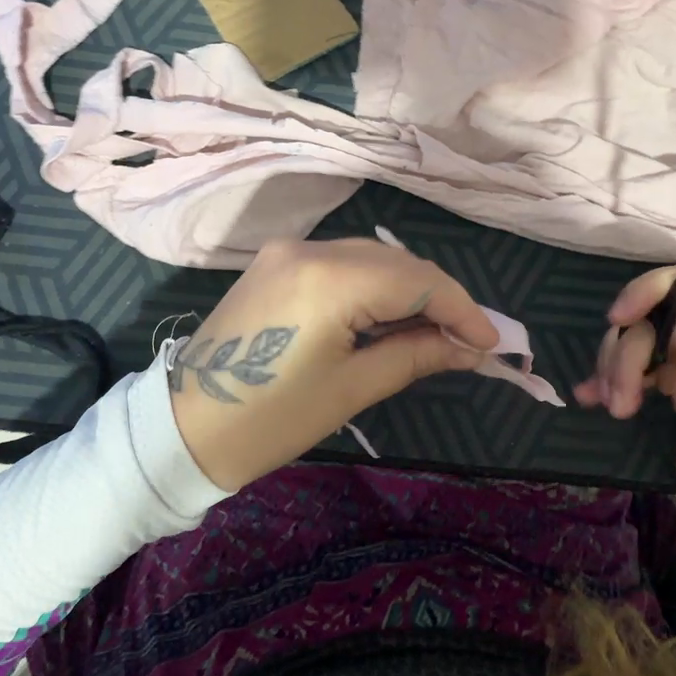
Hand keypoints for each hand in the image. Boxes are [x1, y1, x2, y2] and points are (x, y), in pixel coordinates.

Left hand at [168, 238, 499, 491]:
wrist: (185, 427)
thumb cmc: (272, 419)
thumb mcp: (352, 388)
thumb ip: (416, 354)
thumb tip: (470, 347)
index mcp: (329, 279)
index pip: (417, 280)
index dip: (461, 309)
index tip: (491, 342)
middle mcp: (308, 248)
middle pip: (396, 262)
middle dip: (438, 298)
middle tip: (466, 341)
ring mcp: (286, 251)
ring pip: (370, 258)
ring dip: (406, 289)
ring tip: (431, 333)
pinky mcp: (273, 263)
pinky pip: (340, 263)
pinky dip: (372, 285)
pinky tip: (386, 317)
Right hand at [574, 266, 675, 509]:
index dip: (652, 290)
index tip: (618, 319)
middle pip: (655, 315)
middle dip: (628, 352)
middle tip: (620, 401)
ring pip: (639, 337)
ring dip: (617, 368)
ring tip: (615, 407)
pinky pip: (639, 363)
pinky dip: (614, 378)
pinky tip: (592, 396)